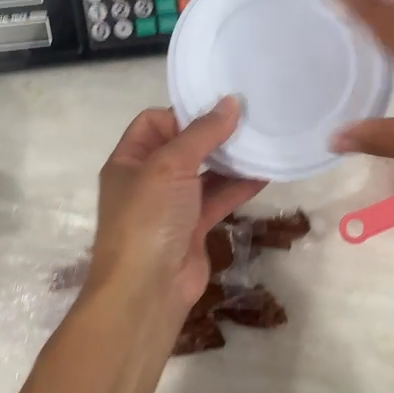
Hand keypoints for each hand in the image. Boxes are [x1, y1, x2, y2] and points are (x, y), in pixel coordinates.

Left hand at [88, 98, 265, 314]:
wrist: (146, 290)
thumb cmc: (148, 219)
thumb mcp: (170, 166)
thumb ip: (202, 133)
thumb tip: (231, 102)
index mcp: (129, 160)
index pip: (155, 122)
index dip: (183, 113)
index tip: (219, 109)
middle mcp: (148, 180)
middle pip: (183, 146)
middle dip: (213, 135)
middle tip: (250, 119)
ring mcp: (171, 206)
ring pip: (204, 174)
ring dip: (230, 160)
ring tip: (262, 141)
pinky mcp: (193, 228)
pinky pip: (217, 199)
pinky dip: (238, 187)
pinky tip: (264, 174)